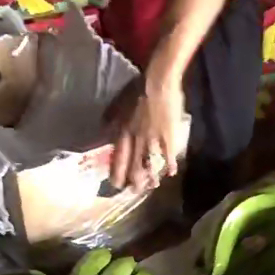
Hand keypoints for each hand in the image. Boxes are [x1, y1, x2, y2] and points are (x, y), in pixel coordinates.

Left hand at [107, 76, 185, 193]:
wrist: (158, 83)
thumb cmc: (136, 90)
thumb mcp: (117, 103)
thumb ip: (110, 118)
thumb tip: (103, 129)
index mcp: (123, 131)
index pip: (119, 157)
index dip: (117, 172)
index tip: (116, 185)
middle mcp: (137, 139)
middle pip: (135, 165)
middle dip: (135, 180)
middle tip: (135, 191)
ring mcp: (153, 139)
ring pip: (151, 163)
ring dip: (152, 176)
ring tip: (153, 186)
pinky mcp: (168, 136)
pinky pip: (168, 154)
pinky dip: (170, 164)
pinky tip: (171, 173)